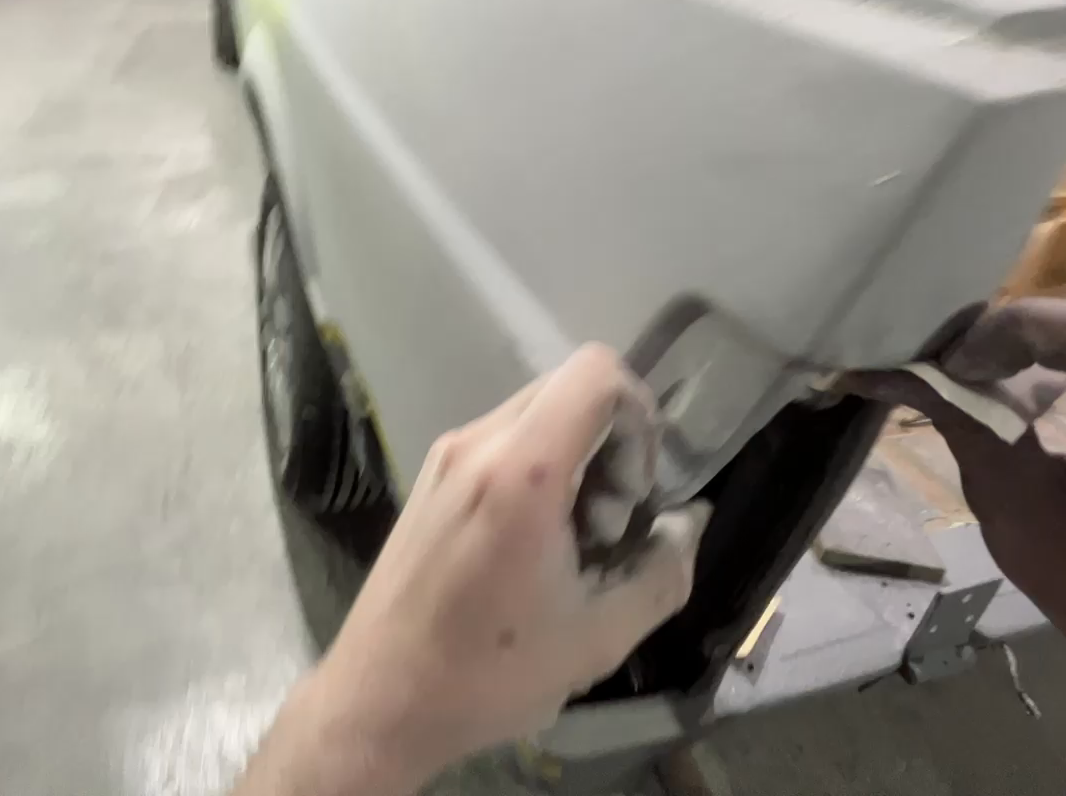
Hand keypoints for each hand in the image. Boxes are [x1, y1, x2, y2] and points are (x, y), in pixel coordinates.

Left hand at [240, 345, 708, 795]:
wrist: (379, 693)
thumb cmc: (489, 672)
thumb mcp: (598, 636)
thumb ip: (662, 571)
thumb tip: (685, 523)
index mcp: (521, 469)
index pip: (596, 372)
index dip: (639, 413)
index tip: (635, 487)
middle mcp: (480, 439)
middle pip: (571, 386)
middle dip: (611, 441)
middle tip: (605, 523)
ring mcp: (450, 450)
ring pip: (540, 410)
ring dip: (577, 455)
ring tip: (570, 537)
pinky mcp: (434, 470)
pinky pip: (507, 435)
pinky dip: (541, 463)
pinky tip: (533, 537)